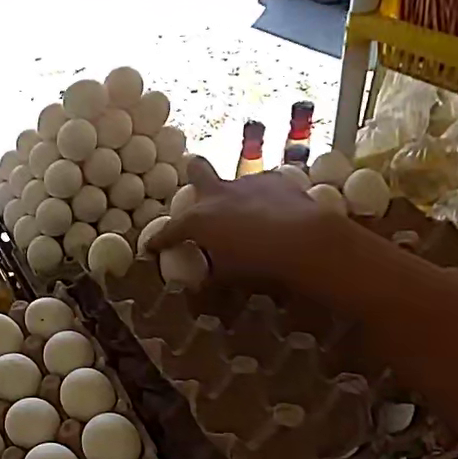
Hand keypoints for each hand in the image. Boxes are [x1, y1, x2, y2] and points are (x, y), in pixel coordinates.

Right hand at [147, 156, 356, 291]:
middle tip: (196, 185)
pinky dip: (265, 197)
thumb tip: (200, 289)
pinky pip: (265, 184)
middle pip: (196, 169)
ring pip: (234, 179)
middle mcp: (218, 194)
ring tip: (247, 212)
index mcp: (198, 220)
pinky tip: (275, 210)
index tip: (151, 248)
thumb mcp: (228, 278)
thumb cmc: (258, 264)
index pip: (169, 231)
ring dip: (235, 194)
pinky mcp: (278, 179)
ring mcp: (248, 182)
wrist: (305, 241)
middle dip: (193, 173)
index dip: (158, 241)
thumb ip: (211, 280)